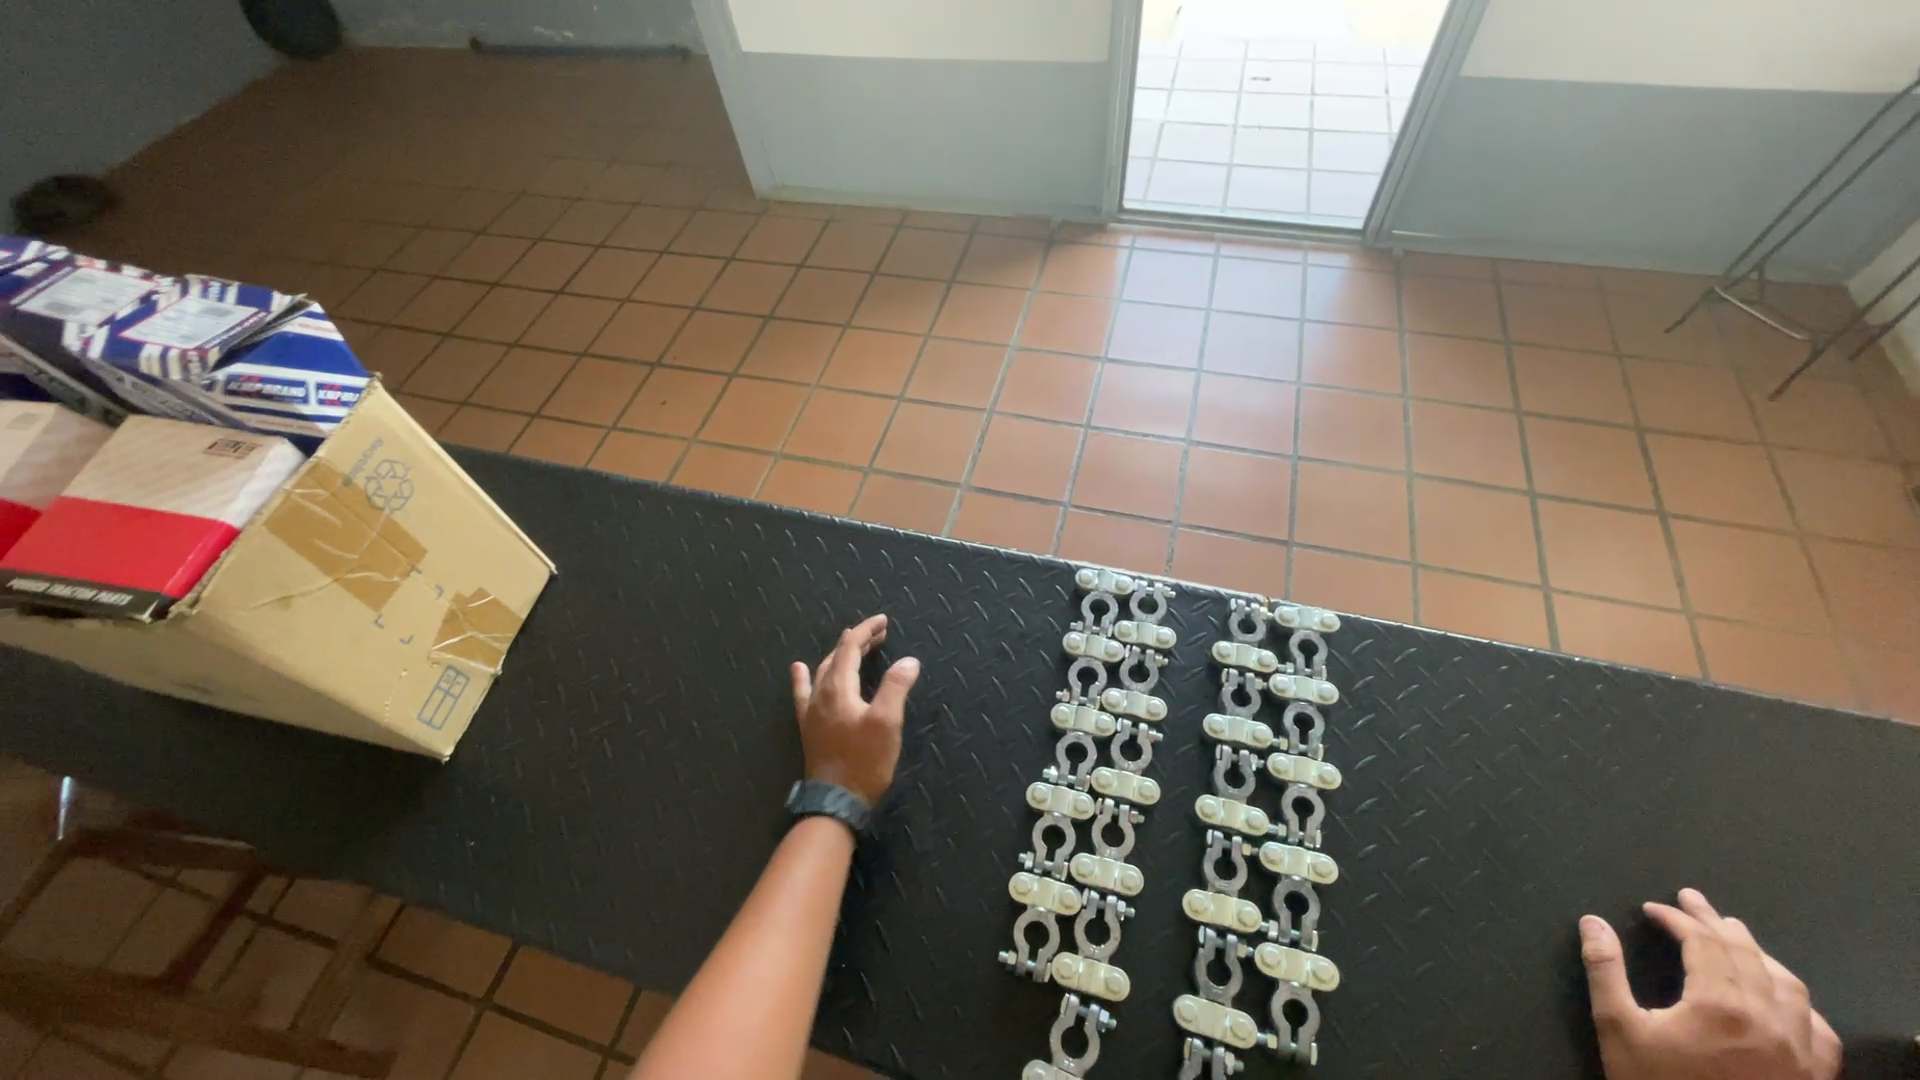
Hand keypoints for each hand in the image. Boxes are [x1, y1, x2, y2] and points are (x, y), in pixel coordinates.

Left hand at [790, 614, 920, 805]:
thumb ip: (896, 687)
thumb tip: (908, 661)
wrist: (836, 801)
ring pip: (824, 671)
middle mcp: (821, 694)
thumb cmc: (865, 761)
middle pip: (837, 656)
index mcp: (838, 688)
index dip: (866, 631)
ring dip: (840, 655)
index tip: (883, 622)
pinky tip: (799, 669)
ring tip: (855, 647)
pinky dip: (806, 676)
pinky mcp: (809, 726)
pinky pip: (805, 692)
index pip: (850, 648)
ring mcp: (812, 710)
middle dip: (857, 641)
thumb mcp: (887, 722)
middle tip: (880, 634)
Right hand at [1580, 888, 1839, 1079]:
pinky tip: (1780, 995)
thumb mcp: (1616, 1027)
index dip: (1676, 919)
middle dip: (1715, 922)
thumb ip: (1605, 970)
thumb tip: (1593, 921)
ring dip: (1758, 952)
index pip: (1703, 943)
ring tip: (1734, 935)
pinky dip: (1796, 998)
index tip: (1651, 908)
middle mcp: (1770, 1020)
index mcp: (1721, 1004)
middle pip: (1747, 954)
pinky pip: (1818, 1027)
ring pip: (1788, 984)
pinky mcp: (1814, 1076)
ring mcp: (1800, 1051)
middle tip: (1691, 900)